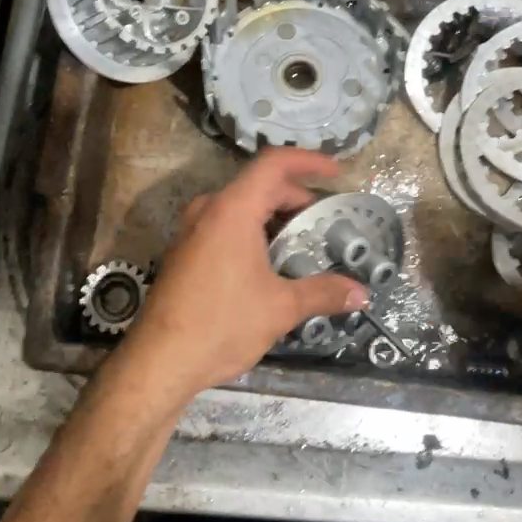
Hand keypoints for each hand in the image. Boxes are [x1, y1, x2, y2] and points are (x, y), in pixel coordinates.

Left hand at [115, 149, 369, 403]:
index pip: (273, 163)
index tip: (335, 172)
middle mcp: (209, 209)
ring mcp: (192, 229)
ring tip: (302, 243)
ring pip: (241, 206)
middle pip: (259, 185)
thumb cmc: (222, 324)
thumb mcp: (281, 308)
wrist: (160, 360)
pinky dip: (252, 231)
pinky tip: (269, 263)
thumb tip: (361, 294)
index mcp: (232, 209)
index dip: (307, 161)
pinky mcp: (184, 251)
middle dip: (295, 197)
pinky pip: (224, 225)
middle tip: (324, 222)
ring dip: (273, 217)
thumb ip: (323, 293)